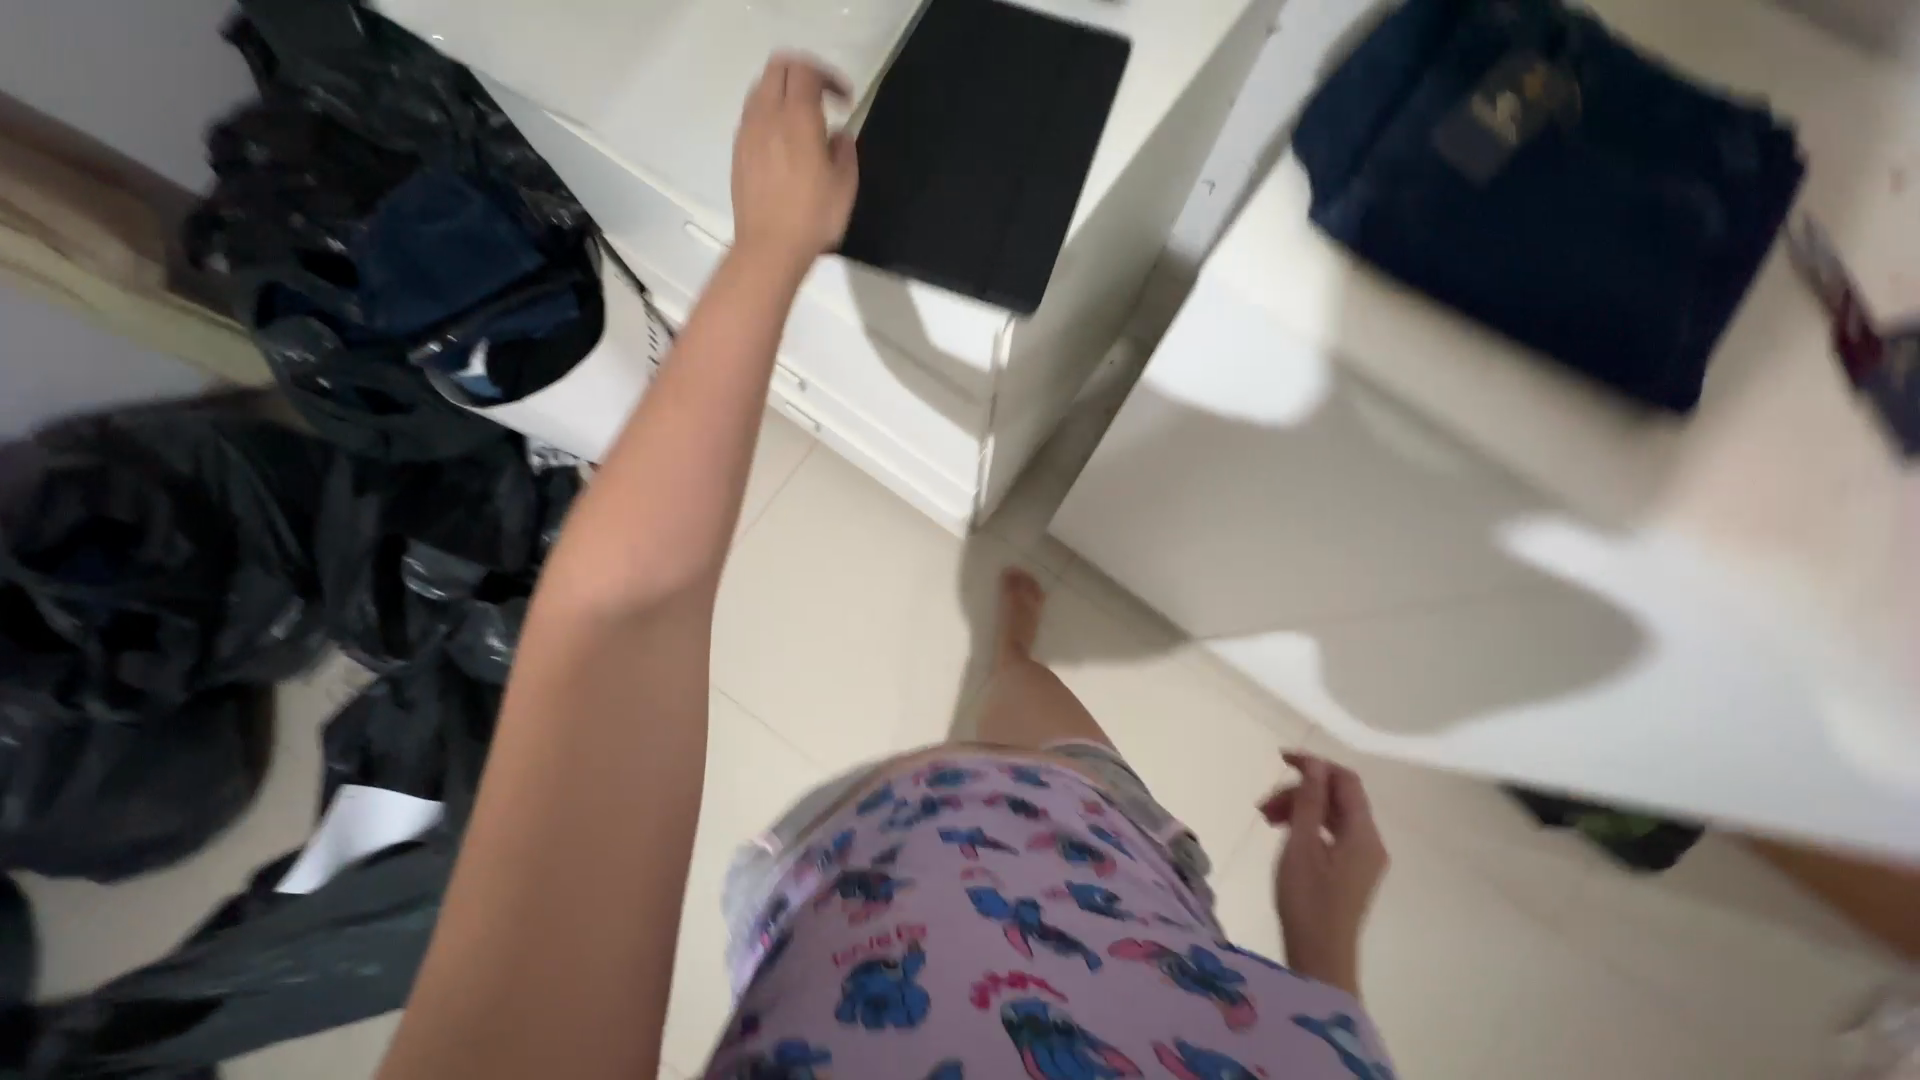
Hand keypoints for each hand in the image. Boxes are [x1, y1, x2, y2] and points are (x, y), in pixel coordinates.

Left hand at [731, 54, 859, 268]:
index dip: (829, 77)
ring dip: (783, 93)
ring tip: (801, 120)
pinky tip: (783, 143)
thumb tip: (837, 136)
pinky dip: (769, 114)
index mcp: (797, 117)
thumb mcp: (845, 185)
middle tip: (822, 98)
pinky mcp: (738, 151)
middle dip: (803, 74)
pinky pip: (752, 115)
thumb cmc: (813, 218)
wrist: (769, 248)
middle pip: (779, 67)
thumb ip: (844, 150)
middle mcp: (767, 115)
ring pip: (761, 88)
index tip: (845, 101)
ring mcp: (747, 132)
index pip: (807, 70)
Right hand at [1260, 751, 1387, 997]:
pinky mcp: (1349, 872)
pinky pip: (1329, 834)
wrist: (1319, 958)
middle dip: (1299, 791)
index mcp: (1363, 833)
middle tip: (1263, 807)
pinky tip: (1283, 835)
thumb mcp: (1301, 844)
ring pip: (1330, 816)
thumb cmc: (1308, 899)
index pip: (1345, 780)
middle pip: (1336, 798)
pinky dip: (1305, 827)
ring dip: (1298, 808)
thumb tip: (1314, 764)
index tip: (1279, 760)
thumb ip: (1309, 801)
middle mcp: (1370, 842)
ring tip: (1266, 820)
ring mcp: (1361, 859)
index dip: (1314, 764)